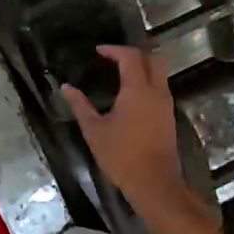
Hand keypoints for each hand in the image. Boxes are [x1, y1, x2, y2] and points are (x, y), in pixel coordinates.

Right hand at [61, 46, 188, 215]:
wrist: (154, 183)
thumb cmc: (121, 156)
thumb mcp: (94, 130)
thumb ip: (80, 105)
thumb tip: (65, 87)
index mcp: (137, 90)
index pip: (130, 57)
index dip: (114, 50)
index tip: (99, 51)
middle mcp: (156, 92)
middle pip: (153, 58)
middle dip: (135, 51)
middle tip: (115, 54)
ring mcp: (166, 104)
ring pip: (160, 72)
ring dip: (143, 65)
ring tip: (121, 69)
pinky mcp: (168, 116)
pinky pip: (161, 86)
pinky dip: (148, 79)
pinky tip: (131, 91)